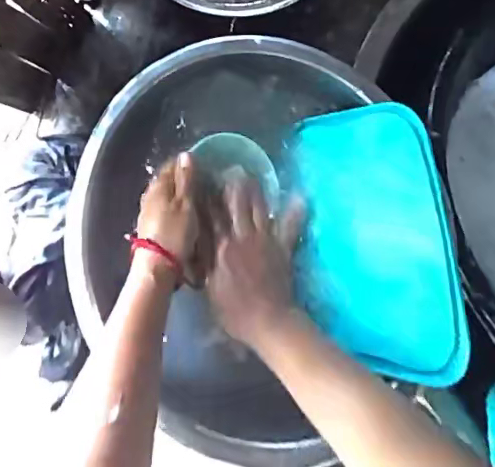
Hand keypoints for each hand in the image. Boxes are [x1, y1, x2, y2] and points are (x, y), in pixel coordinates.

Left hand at [135, 153, 195, 275]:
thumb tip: (185, 154)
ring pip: (164, 195)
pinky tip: (182, 216)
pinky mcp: (148, 226)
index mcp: (158, 184)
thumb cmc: (174, 233)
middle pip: (167, 180)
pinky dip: (173, 208)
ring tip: (195, 201)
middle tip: (201, 185)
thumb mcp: (186, 204)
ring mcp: (146, 210)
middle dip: (182, 180)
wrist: (155, 267)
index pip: (171, 165)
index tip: (202, 168)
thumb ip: (186, 180)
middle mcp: (149, 193)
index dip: (186, 164)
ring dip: (177, 195)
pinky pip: (163, 209)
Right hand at [205, 176, 306, 347]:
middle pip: (234, 203)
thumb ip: (203, 262)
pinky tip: (299, 197)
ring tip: (251, 175)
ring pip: (257, 207)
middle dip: (230, 185)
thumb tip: (195, 242)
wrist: (268, 323)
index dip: (206, 196)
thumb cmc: (234, 312)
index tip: (203, 180)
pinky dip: (294, 212)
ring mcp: (263, 239)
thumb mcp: (209, 288)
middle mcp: (240, 236)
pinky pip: (289, 226)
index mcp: (219, 247)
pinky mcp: (282, 247)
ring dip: (254, 190)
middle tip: (229, 170)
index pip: (209, 215)